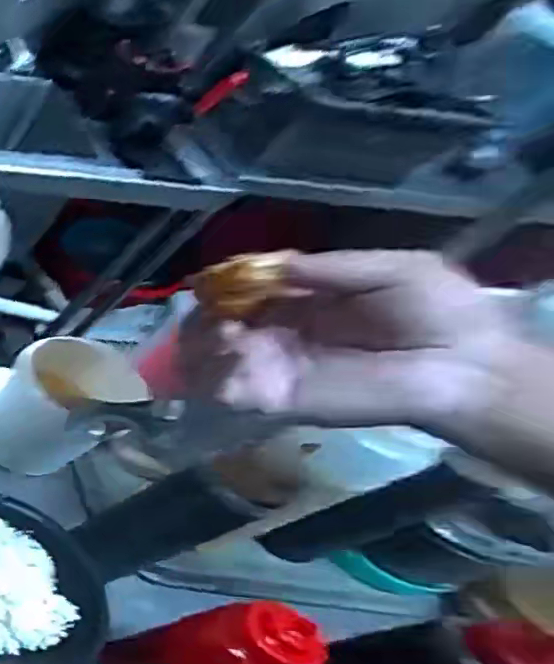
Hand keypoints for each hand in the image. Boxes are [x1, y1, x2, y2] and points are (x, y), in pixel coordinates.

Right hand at [179, 249, 510, 430]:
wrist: (467, 369)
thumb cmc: (439, 314)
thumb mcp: (393, 271)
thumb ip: (328, 268)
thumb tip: (261, 266)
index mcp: (288, 304)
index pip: (232, 292)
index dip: (219, 285)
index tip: (213, 281)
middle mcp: (265, 335)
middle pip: (203, 323)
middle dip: (200, 315)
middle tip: (215, 311)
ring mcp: (260, 368)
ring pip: (195, 356)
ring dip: (196, 343)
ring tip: (225, 335)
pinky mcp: (262, 397)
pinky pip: (214, 388)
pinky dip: (212, 373)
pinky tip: (237, 358)